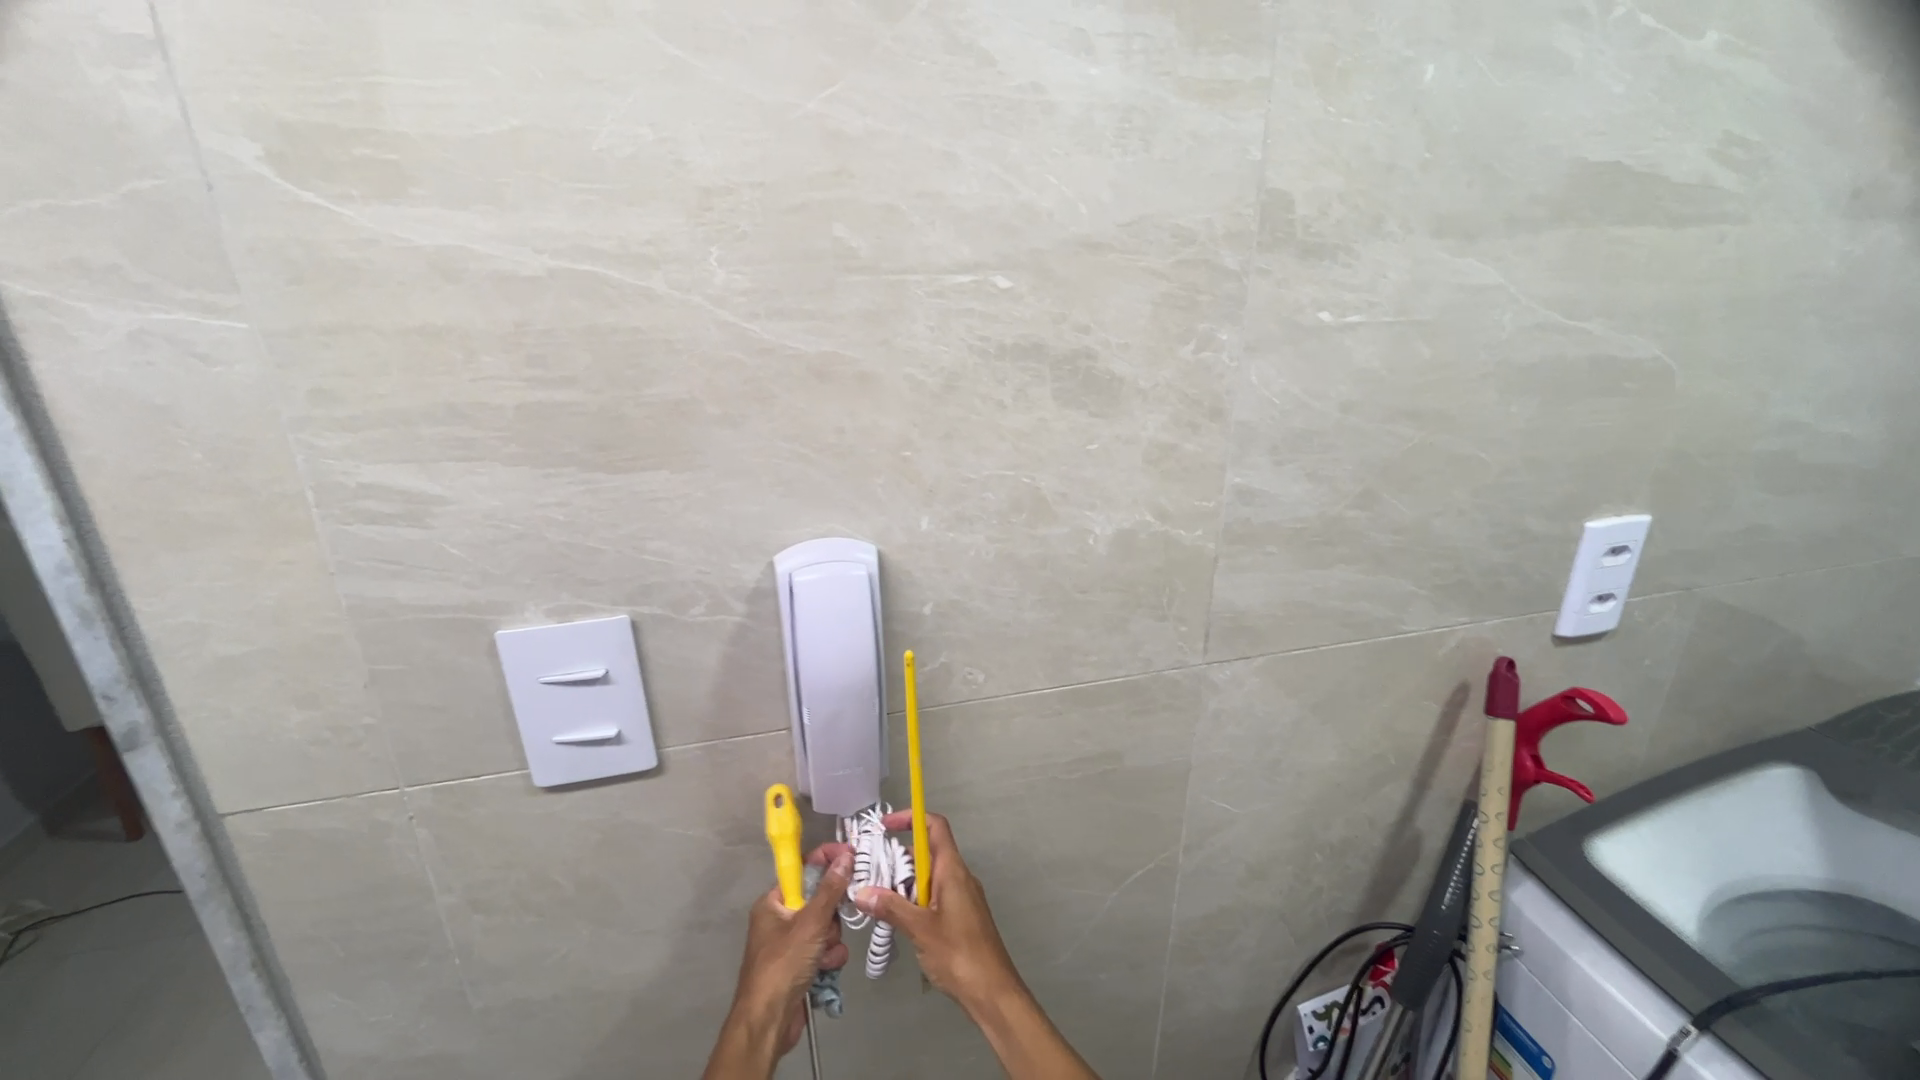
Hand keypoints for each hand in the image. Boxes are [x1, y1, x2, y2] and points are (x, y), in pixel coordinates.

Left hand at [727, 847, 851, 1055]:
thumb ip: (830, 890)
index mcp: (773, 903)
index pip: (803, 870)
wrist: (768, 1021)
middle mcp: (780, 920)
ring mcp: (791, 944)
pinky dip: (829, 957)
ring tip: (824, 954)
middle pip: (820, 900)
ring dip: (832, 940)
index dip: (826, 861)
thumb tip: (845, 856)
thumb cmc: (783, 964)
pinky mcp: (801, 965)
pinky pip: (825, 949)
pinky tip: (826, 969)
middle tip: (831, 924)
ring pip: (826, 927)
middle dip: (831, 916)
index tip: (851, 856)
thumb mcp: (810, 923)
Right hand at [852, 811, 1025, 1015]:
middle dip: (899, 859)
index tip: (885, 826)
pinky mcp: (961, 916)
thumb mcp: (920, 929)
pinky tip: (899, 920)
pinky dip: (915, 900)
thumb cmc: (959, 954)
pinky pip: (934, 896)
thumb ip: (891, 908)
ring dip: (904, 883)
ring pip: (929, 877)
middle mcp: (959, 877)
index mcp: (952, 870)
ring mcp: (962, 897)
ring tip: (878, 900)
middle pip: (927, 852)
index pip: (935, 827)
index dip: (911, 818)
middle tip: (870, 874)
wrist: (992, 991)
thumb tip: (861, 893)